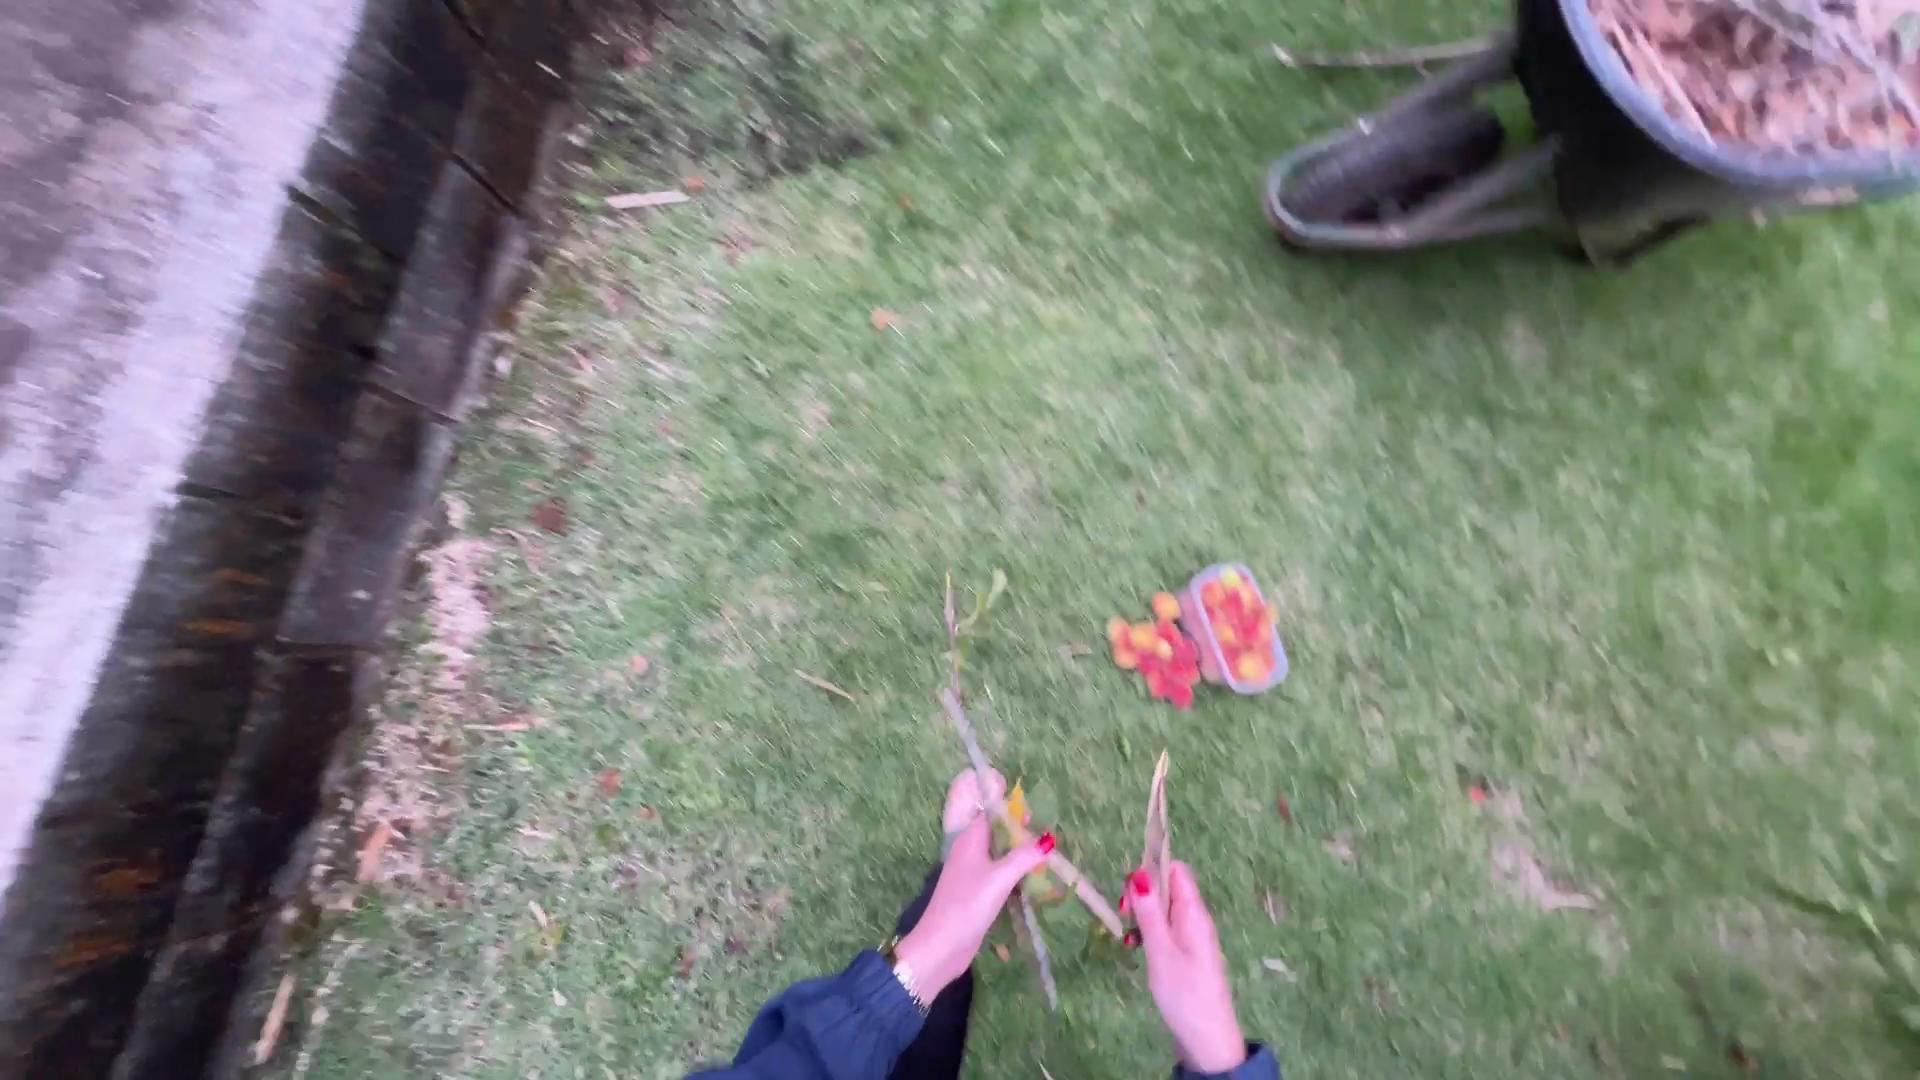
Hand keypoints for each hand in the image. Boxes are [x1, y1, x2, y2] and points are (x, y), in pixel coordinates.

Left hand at [893, 815, 1052, 994]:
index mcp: (970, 839)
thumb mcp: (999, 877)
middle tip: (1050, 836)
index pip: (992, 813)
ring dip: (1019, 855)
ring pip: (999, 856)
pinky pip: (999, 875)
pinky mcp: (977, 893)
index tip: (1039, 812)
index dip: (1013, 809)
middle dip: (1020, 833)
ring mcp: (972, 873)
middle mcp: (970, 851)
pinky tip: (1033, 881)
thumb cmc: (968, 904)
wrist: (942, 946)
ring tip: (1048, 856)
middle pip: (997, 833)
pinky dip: (1015, 874)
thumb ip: (1024, 857)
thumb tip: (1049, 838)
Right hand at [1131, 861, 1246, 1073]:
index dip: (1151, 870)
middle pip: (1167, 886)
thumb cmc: (1184, 993)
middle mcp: (1195, 919)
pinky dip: (1150, 932)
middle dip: (1142, 894)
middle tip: (1124, 913)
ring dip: (1143, 915)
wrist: (1208, 1043)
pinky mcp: (1187, 953)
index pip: (1175, 869)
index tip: (1131, 890)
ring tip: (1129, 936)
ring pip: (1163, 908)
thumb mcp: (1160, 950)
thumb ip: (1149, 912)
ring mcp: (1192, 936)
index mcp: (1193, 912)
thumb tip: (1139, 872)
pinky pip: (1166, 928)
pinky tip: (1137, 948)